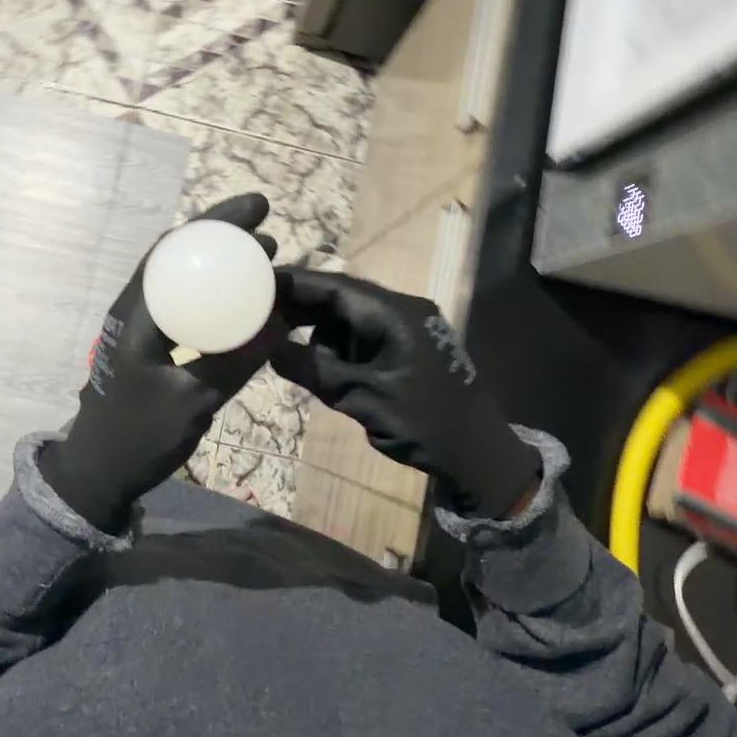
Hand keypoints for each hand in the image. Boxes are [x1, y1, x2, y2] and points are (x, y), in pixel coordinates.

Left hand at [40, 194, 281, 533]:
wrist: (97, 472)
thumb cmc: (140, 438)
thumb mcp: (193, 404)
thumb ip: (235, 361)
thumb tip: (280, 321)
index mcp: (138, 316)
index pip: (177, 250)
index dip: (217, 223)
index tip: (259, 209)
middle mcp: (134, 310)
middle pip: (177, 256)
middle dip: (221, 236)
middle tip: (268, 230)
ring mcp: (137, 327)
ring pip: (178, 278)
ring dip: (215, 263)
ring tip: (259, 258)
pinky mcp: (144, 344)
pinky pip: (180, 303)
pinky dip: (209, 292)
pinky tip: (235, 299)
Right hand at [270, 268, 539, 518]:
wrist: (479, 453)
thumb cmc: (425, 423)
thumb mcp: (363, 398)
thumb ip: (315, 370)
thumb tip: (270, 349)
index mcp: (396, 315)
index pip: (337, 287)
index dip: (296, 284)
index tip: (257, 283)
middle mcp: (402, 312)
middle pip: (343, 298)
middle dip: (304, 308)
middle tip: (260, 316)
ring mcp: (407, 329)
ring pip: (350, 319)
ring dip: (322, 334)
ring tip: (291, 354)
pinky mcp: (407, 348)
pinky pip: (364, 337)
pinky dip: (340, 349)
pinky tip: (323, 370)